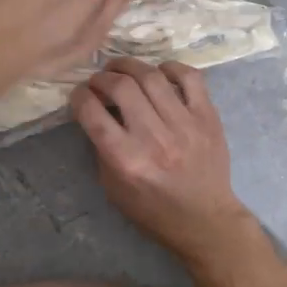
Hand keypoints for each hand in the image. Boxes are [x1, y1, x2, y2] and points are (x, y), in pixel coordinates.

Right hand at [71, 57, 256, 263]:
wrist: (204, 220)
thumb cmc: (152, 209)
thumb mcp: (113, 187)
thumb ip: (102, 149)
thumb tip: (95, 112)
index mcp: (126, 159)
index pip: (92, 112)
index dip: (79, 96)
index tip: (79, 94)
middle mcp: (154, 138)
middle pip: (121, 87)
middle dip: (102, 77)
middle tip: (98, 81)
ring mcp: (184, 125)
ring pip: (152, 76)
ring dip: (130, 66)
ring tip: (121, 69)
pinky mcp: (207, 118)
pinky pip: (190, 78)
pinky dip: (171, 67)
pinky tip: (159, 71)